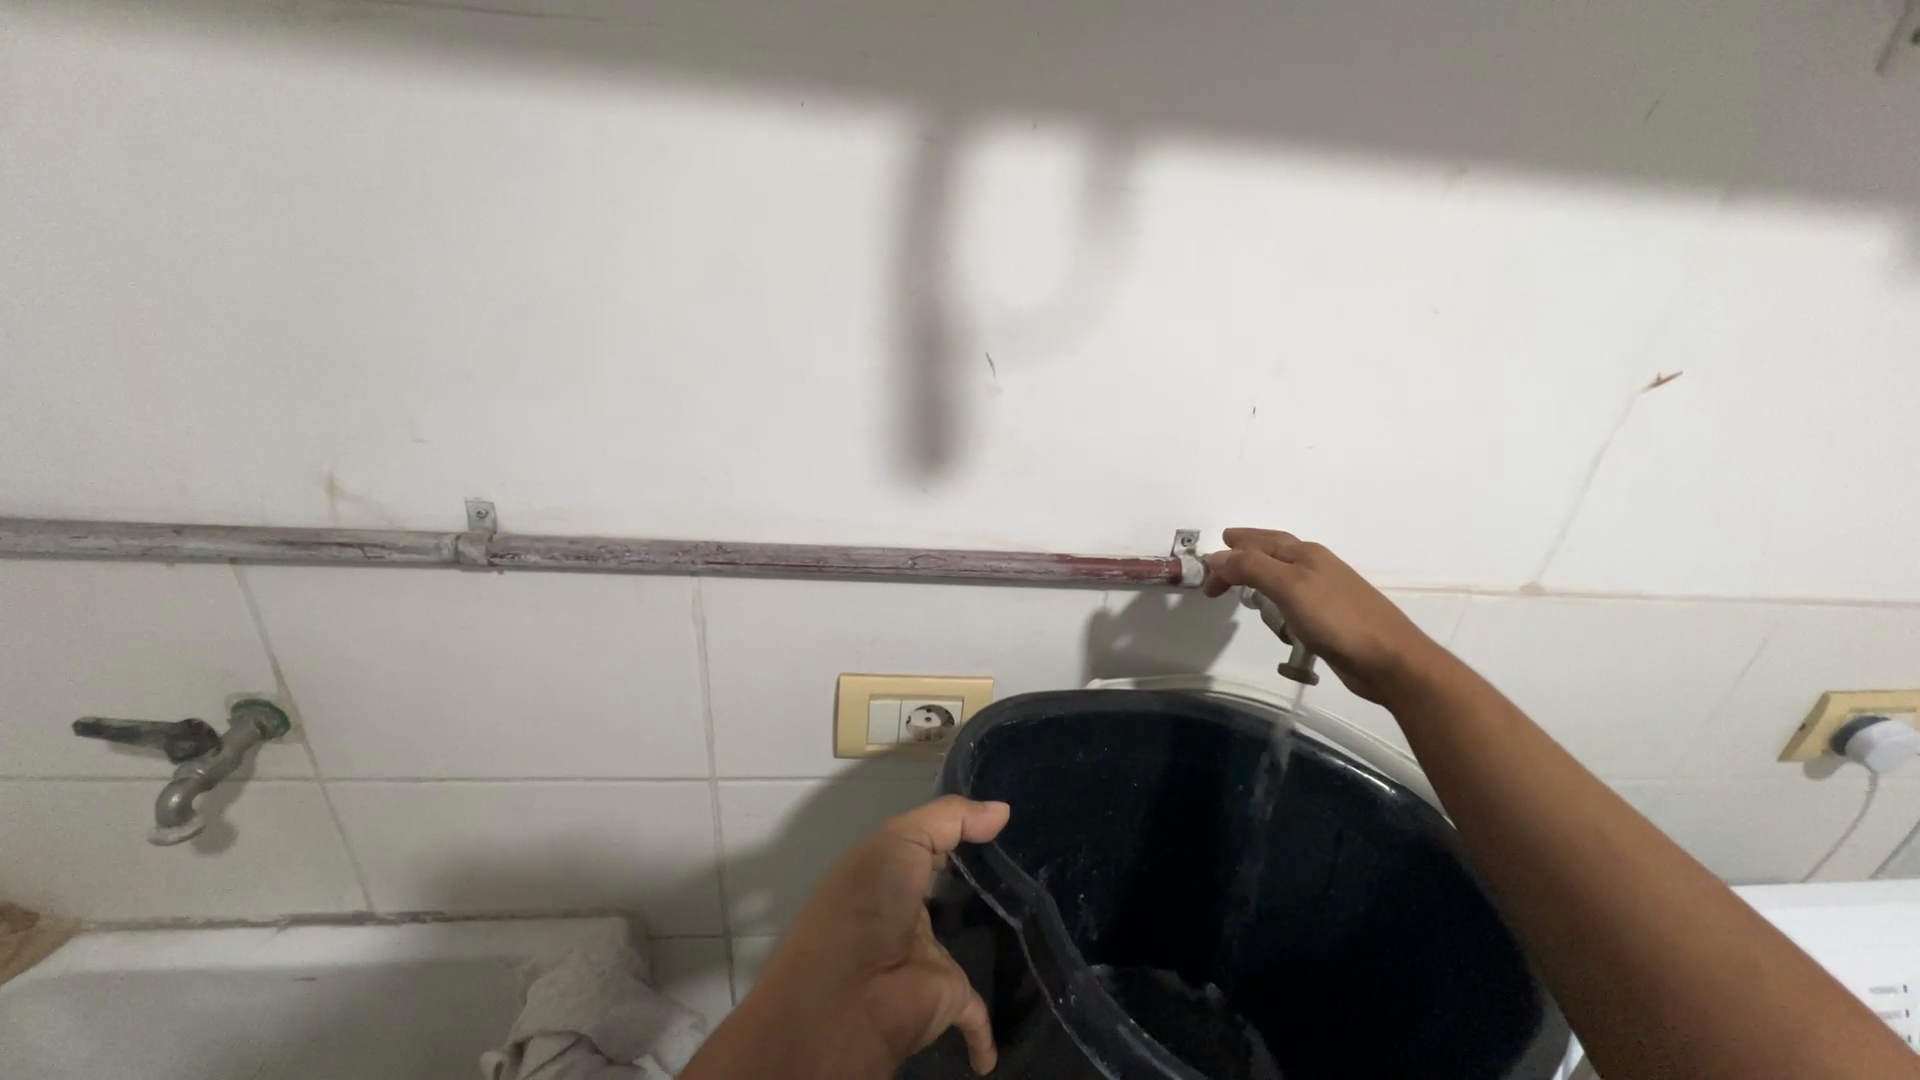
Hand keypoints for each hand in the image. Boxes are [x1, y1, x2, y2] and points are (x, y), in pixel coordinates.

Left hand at [689, 796, 1009, 1078]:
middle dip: (980, 888)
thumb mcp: (900, 839)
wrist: (846, 996)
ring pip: (968, 948)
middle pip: (951, 897)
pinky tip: (999, 1037)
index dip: (959, 834)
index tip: (1002, 824)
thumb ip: (951, 819)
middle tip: (1031, 870)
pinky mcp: (947, 1001)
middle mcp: (906, 915)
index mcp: (889, 874)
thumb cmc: (866, 904)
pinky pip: (978, 1016)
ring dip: (990, 944)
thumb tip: (1004, 811)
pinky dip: (987, 1035)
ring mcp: (926, 960)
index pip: (928, 849)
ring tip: (1039, 922)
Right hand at [1202, 528, 1451, 705]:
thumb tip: (1216, 557)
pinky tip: (1273, 611)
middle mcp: (1315, 567)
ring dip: (1259, 573)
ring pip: (1282, 574)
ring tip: (1239, 584)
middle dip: (1244, 553)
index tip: (1205, 570)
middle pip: (1273, 551)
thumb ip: (1251, 568)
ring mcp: (1324, 592)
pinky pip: (1291, 598)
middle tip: (1218, 564)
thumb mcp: (1290, 587)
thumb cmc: (1337, 619)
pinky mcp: (1328, 617)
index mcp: (1306, 555)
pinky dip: (1275, 597)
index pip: (1259, 543)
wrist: (1389, 659)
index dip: (1231, 551)